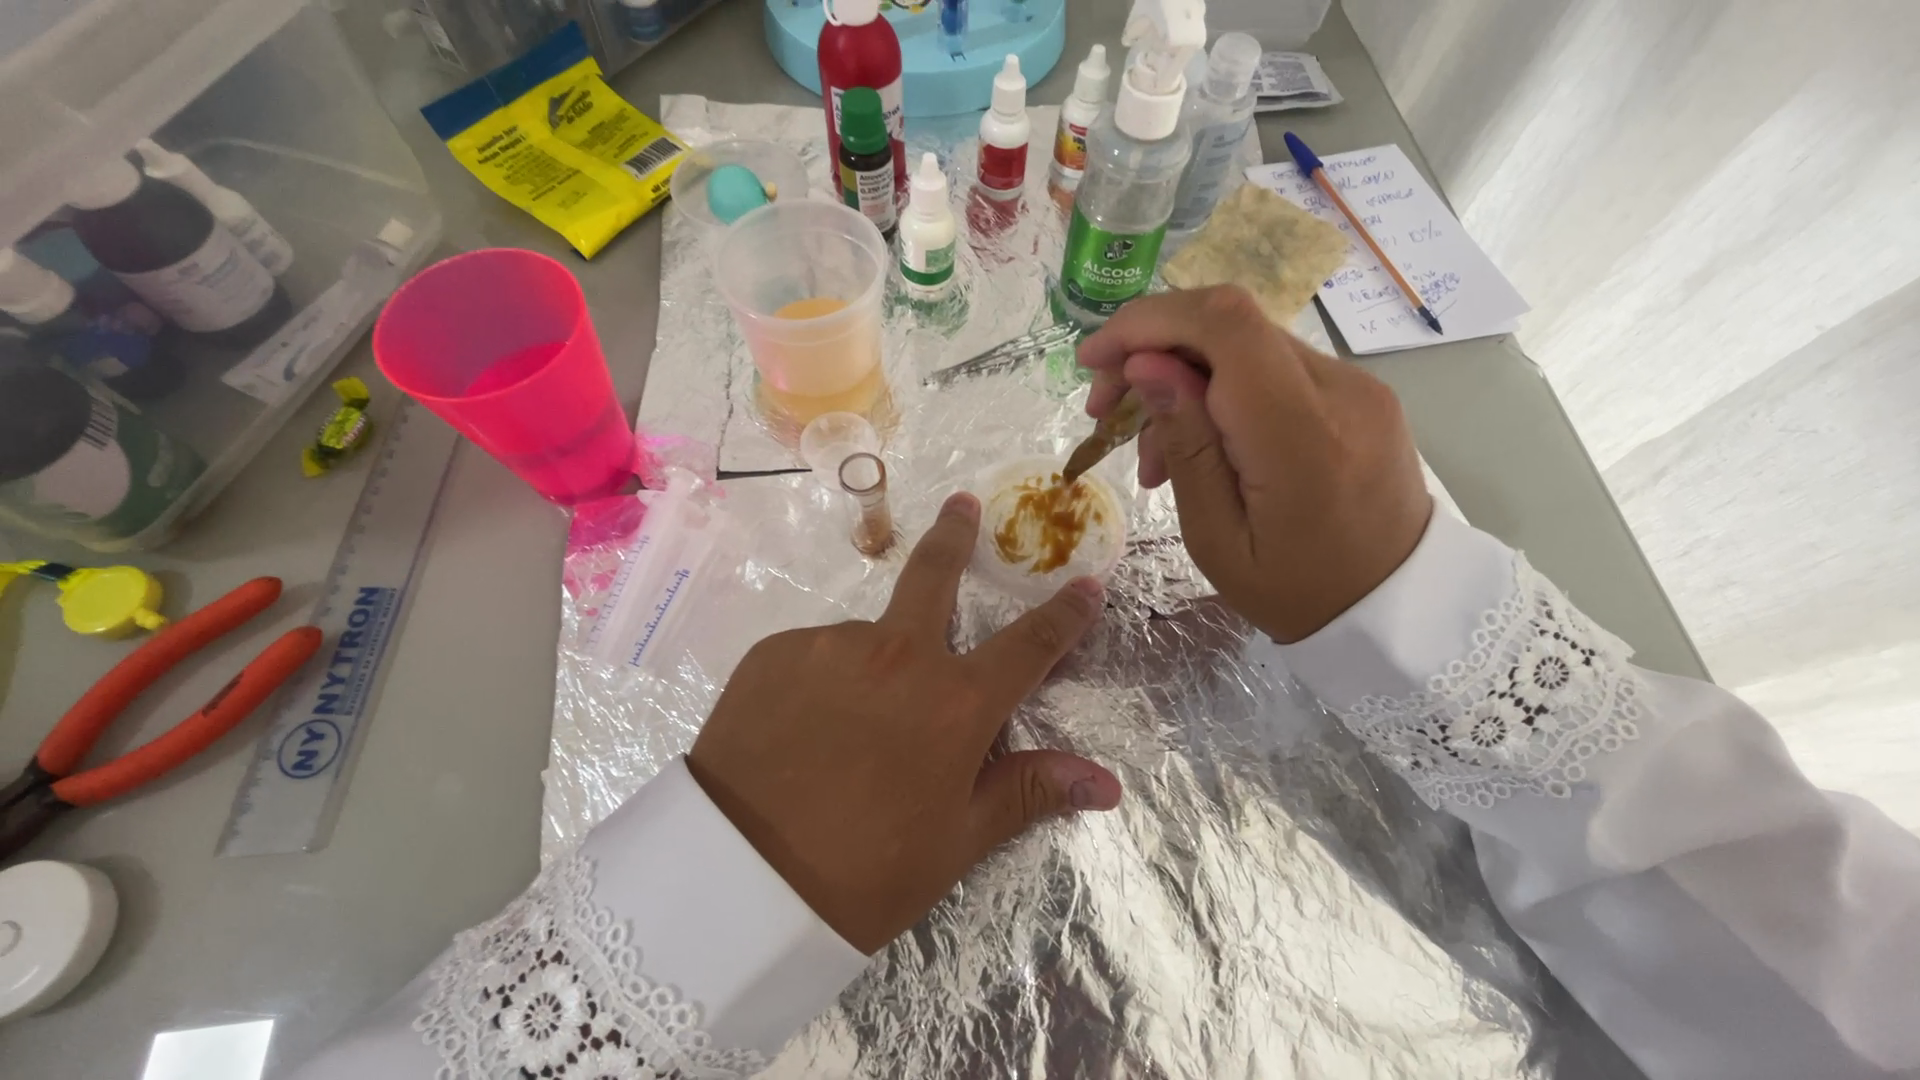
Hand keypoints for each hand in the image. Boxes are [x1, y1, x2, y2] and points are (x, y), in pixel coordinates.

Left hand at [686, 494, 1123, 953]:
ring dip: (875, 662)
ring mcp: (831, 645)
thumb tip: (1106, 782)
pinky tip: (805, 727)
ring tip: (848, 727)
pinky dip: (824, 681)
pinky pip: (816, 656)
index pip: (1028, 644)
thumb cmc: (862, 873)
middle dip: (955, 535)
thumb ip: (1027, 791)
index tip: (1087, 582)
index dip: (1064, 614)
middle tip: (961, 504)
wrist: (736, 879)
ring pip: (869, 639)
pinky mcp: (775, 652)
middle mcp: (898, 656)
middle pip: (935, 575)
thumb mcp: (955, 841)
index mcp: (954, 703)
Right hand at [1078, 286, 1431, 642]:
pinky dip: (1221, 391)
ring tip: (1151, 456)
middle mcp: (1339, 389)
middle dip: (1150, 349)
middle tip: (1105, 409)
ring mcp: (1356, 385)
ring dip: (1182, 378)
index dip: (1146, 321)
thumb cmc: (1297, 592)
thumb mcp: (1217, 537)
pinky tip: (1201, 444)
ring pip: (1245, 345)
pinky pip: (1273, 369)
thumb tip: (1147, 363)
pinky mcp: (1358, 392)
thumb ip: (1187, 443)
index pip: (1222, 325)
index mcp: (1301, 435)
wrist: (1396, 603)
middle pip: (1227, 323)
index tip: (1093, 359)